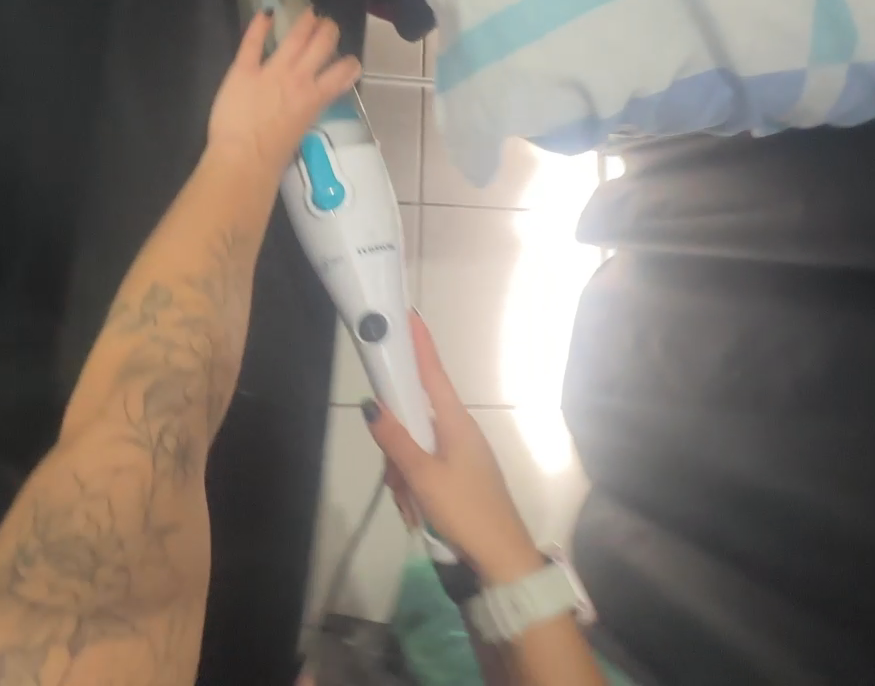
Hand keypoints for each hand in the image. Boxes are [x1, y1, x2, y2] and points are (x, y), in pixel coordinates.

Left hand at [205, 9, 361, 179]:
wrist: (243, 158)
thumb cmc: (273, 156)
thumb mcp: (301, 131)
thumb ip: (308, 110)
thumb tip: (308, 103)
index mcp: (315, 98)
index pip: (343, 72)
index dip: (350, 64)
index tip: (350, 61)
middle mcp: (298, 78)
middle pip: (322, 44)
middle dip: (328, 31)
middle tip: (328, 25)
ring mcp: (271, 70)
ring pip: (295, 37)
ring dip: (305, 23)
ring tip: (310, 13)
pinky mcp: (244, 69)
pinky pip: (253, 43)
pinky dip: (259, 26)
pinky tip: (265, 14)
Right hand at [362, 312, 543, 584]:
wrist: (504, 560)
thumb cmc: (466, 510)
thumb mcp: (423, 476)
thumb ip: (395, 440)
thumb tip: (371, 404)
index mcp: (454, 421)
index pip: (432, 371)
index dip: (419, 343)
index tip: (408, 314)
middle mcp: (458, 429)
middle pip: (413, 416)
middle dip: (396, 446)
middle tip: (395, 478)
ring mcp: (459, 453)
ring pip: (414, 445)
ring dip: (403, 473)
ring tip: (410, 505)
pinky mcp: (459, 474)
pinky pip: (424, 465)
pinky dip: (414, 485)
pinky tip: (416, 511)